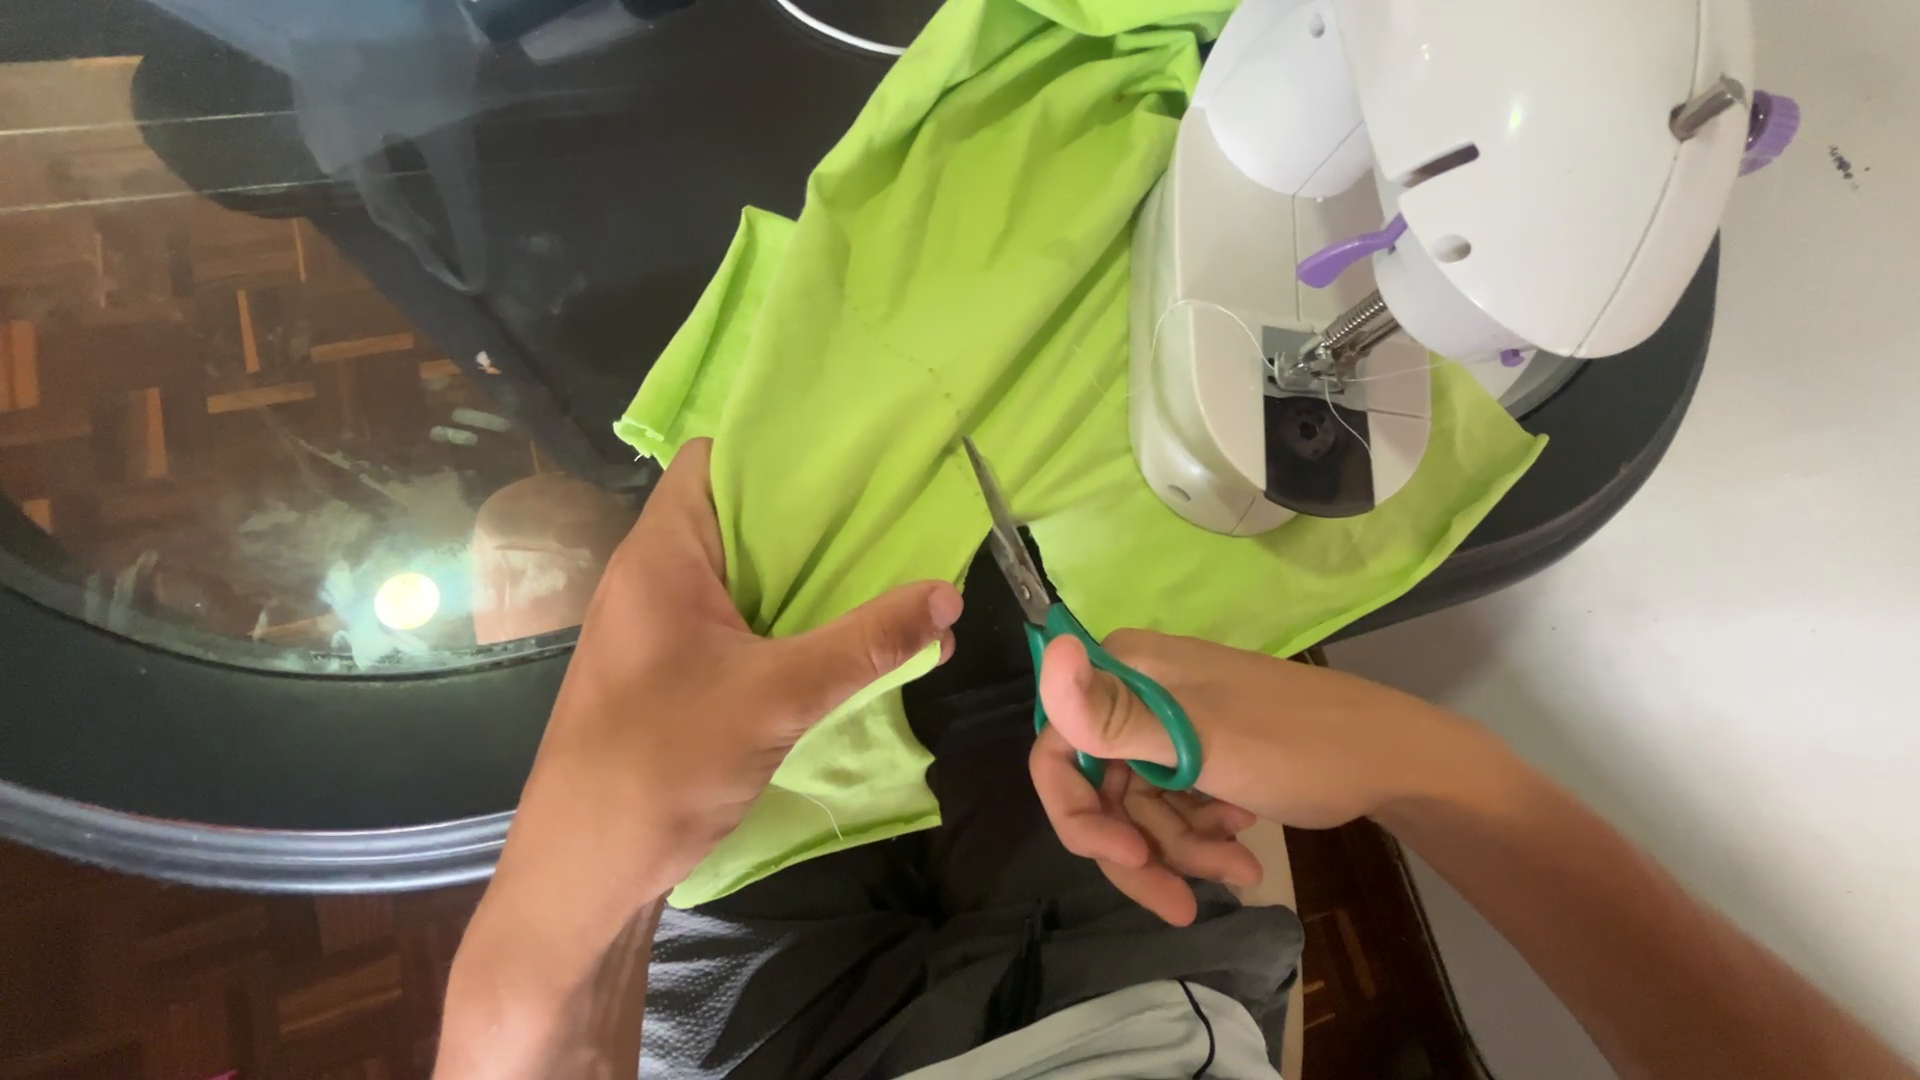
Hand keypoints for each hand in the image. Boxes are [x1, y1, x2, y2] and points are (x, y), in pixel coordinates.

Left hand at [487, 438, 963, 947]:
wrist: (585, 875)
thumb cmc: (662, 766)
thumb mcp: (778, 696)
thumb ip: (866, 643)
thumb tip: (949, 594)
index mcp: (662, 556)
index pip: (712, 462)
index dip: (776, 452)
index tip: (848, 463)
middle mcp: (657, 578)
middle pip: (740, 518)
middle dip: (814, 520)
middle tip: (889, 518)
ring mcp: (665, 626)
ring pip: (747, 576)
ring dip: (810, 580)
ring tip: (885, 573)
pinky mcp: (677, 669)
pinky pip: (744, 622)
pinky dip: (793, 622)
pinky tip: (847, 640)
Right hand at [1030, 630, 1480, 923]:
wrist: (1391, 760)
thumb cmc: (1296, 744)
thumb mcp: (1202, 739)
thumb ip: (1116, 711)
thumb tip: (1052, 648)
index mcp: (1122, 671)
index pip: (1057, 747)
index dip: (1078, 811)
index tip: (1124, 854)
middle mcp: (1133, 692)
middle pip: (1098, 788)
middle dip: (1139, 847)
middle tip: (1180, 900)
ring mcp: (1163, 724)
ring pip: (1137, 809)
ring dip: (1180, 849)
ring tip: (1239, 869)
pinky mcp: (1192, 752)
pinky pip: (1170, 807)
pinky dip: (1198, 837)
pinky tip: (1242, 850)